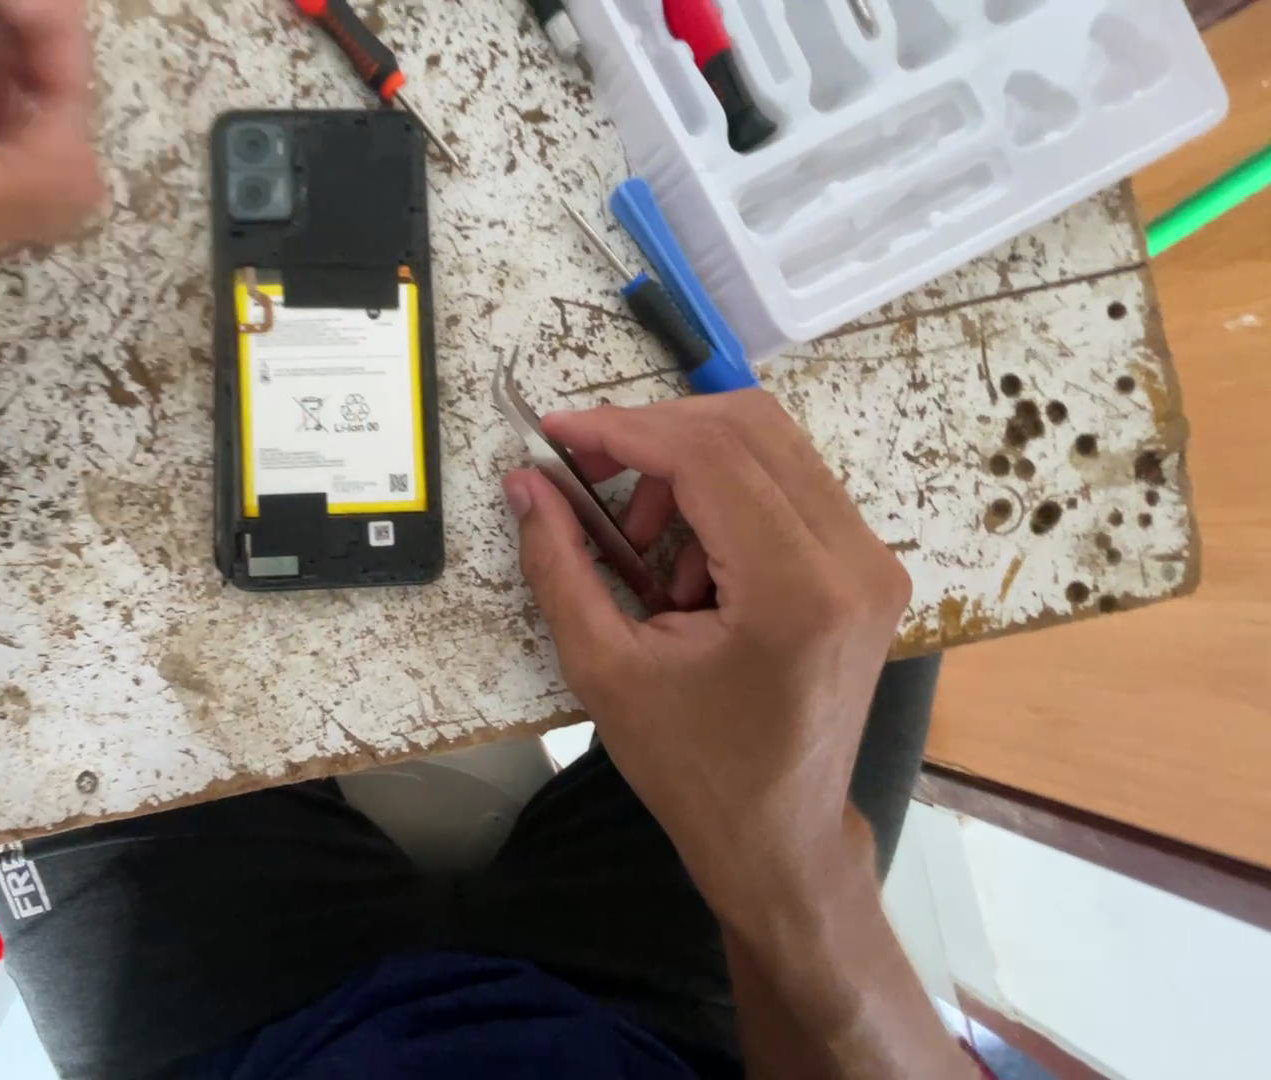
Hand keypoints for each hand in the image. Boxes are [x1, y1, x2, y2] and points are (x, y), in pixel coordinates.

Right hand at [503, 390, 910, 923]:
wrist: (774, 833)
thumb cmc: (684, 761)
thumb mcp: (599, 664)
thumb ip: (557, 562)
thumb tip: (523, 483)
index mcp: (793, 589)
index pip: (707, 455)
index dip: (619, 429)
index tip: (554, 433)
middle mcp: (852, 558)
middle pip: (747, 427)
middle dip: (650, 434)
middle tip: (586, 471)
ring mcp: (870, 560)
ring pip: (769, 446)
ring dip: (684, 467)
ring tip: (641, 542)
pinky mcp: (863, 568)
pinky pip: (784, 485)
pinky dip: (717, 496)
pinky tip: (686, 566)